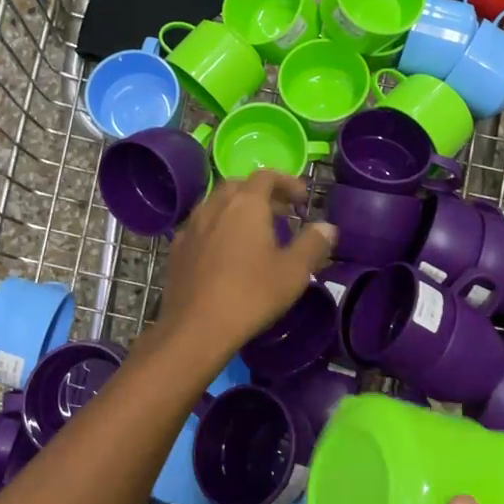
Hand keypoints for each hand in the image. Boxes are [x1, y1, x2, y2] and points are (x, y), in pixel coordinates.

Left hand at [159, 170, 336, 350]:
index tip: (302, 198)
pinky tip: (224, 252)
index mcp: (245, 204)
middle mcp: (215, 206)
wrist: (195, 328)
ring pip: (216, 204)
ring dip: (237, 209)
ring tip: (254, 232)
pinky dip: (218, 228)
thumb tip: (327, 227)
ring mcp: (191, 226)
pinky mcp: (176, 249)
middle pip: (238, 186)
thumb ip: (313, 244)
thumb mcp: (293, 272)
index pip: (266, 176)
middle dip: (262, 193)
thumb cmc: (251, 295)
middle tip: (281, 213)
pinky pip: (201, 226)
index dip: (287, 182)